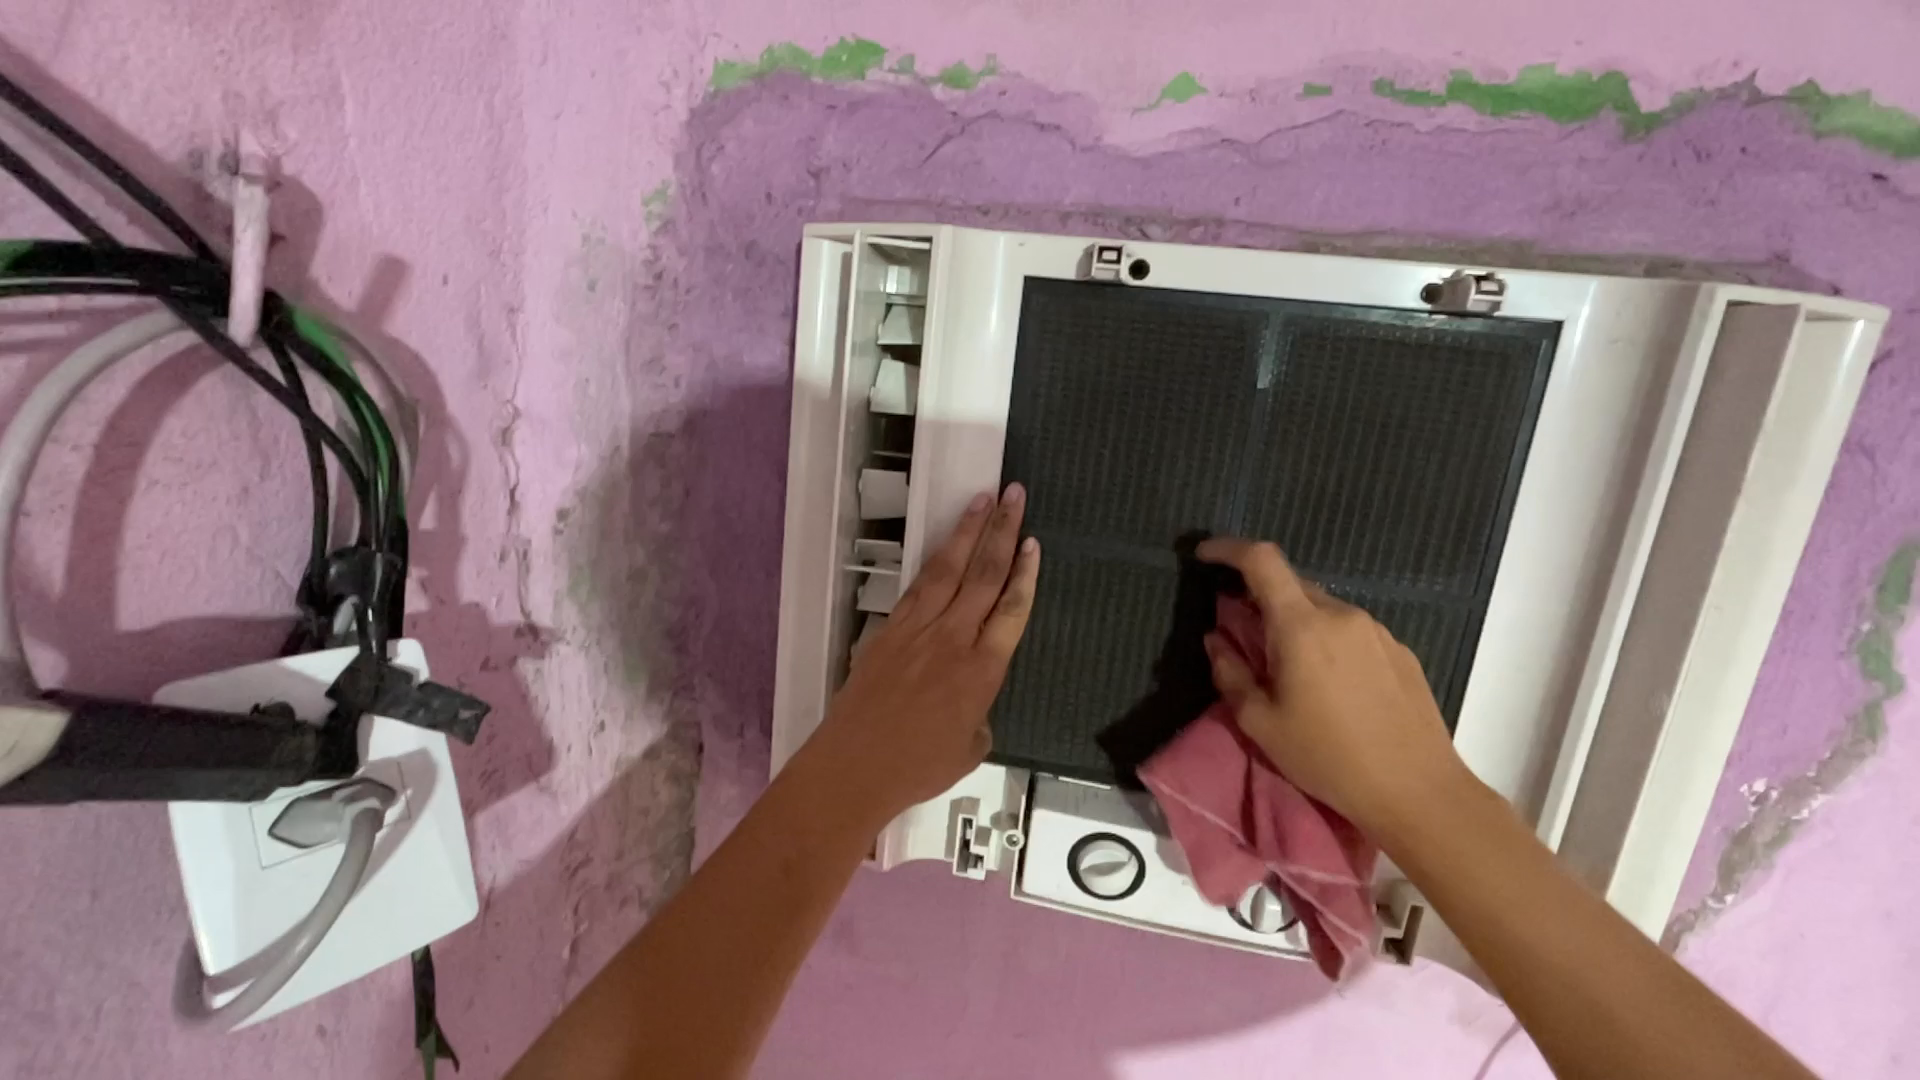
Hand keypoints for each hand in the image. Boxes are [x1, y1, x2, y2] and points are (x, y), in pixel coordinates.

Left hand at [802, 484, 1040, 822]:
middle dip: (1002, 531)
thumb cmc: (917, 767)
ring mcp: (917, 630)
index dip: (1025, 573)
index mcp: (981, 671)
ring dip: (967, 532)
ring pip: (948, 570)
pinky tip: (944, 546)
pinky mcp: (888, 630)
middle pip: (983, 575)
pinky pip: (917, 587)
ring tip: (983, 499)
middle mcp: (952, 639)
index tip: (1033, 542)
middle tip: (1015, 494)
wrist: (853, 766)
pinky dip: (934, 561)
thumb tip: (971, 700)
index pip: (1011, 610)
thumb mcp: (970, 749)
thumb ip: (979, 714)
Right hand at [1195, 538, 1470, 833]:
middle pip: (1291, 583)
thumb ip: (1230, 673)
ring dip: (1294, 621)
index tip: (1205, 557)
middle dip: (1258, 596)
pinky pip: (1350, 630)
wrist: (1418, 792)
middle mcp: (1341, 615)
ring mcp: (1377, 631)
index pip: (1262, 560)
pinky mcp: (1400, 651)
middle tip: (1241, 631)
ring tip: (1286, 667)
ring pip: (1322, 607)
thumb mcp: (1261, 724)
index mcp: (1301, 626)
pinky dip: (1326, 639)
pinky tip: (1329, 684)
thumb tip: (1217, 640)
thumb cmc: (1328, 758)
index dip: (1228, 549)